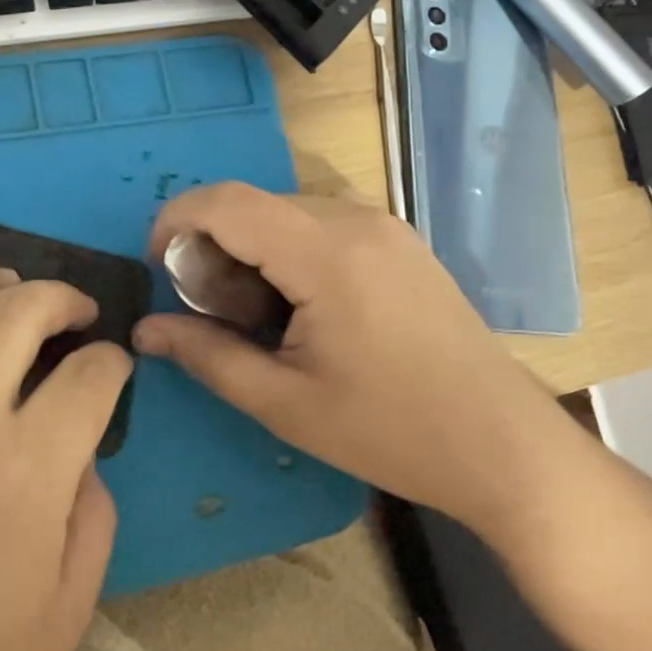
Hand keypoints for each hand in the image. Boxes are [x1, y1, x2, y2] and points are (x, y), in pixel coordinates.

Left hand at [0, 261, 132, 650]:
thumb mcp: (65, 607)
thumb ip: (90, 515)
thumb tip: (80, 451)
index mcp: (27, 468)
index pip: (90, 377)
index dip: (114, 364)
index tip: (114, 368)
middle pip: (16, 312)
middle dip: (60, 297)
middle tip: (76, 310)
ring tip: (2, 279)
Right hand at [135, 183, 575, 530]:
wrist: (507, 448)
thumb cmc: (391, 431)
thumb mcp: (284, 403)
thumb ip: (206, 355)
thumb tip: (144, 330)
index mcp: (325, 253)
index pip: (225, 202)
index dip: (174, 222)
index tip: (157, 269)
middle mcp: (355, 220)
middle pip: (253, 204)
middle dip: (212, 245)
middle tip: (210, 312)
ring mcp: (385, 227)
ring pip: (285, 213)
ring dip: (250, 249)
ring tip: (256, 317)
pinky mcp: (400, 243)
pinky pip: (320, 226)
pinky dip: (286, 252)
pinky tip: (299, 310)